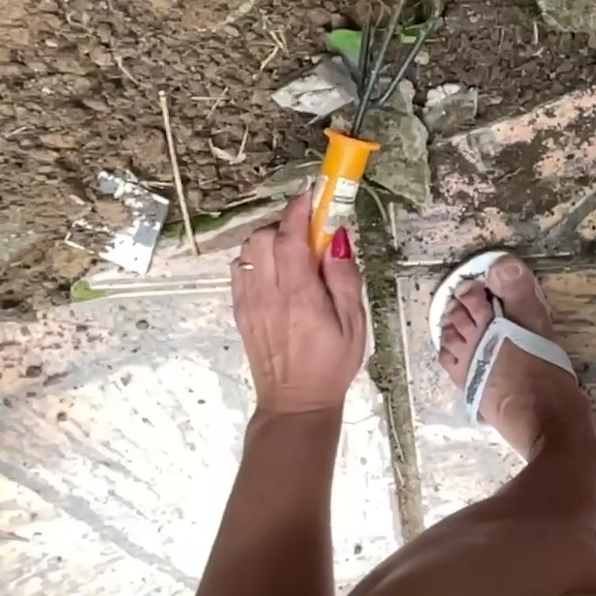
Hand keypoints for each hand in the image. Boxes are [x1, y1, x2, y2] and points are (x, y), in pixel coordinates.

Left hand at [229, 193, 366, 416]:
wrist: (295, 401)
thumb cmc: (333, 361)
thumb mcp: (355, 321)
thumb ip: (345, 277)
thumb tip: (337, 238)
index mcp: (300, 297)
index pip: (290, 239)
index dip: (299, 210)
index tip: (313, 194)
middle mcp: (268, 295)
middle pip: (262, 238)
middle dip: (286, 225)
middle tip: (311, 231)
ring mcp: (249, 303)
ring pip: (248, 251)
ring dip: (270, 240)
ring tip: (295, 251)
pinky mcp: (241, 310)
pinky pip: (241, 269)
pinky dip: (258, 258)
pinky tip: (278, 269)